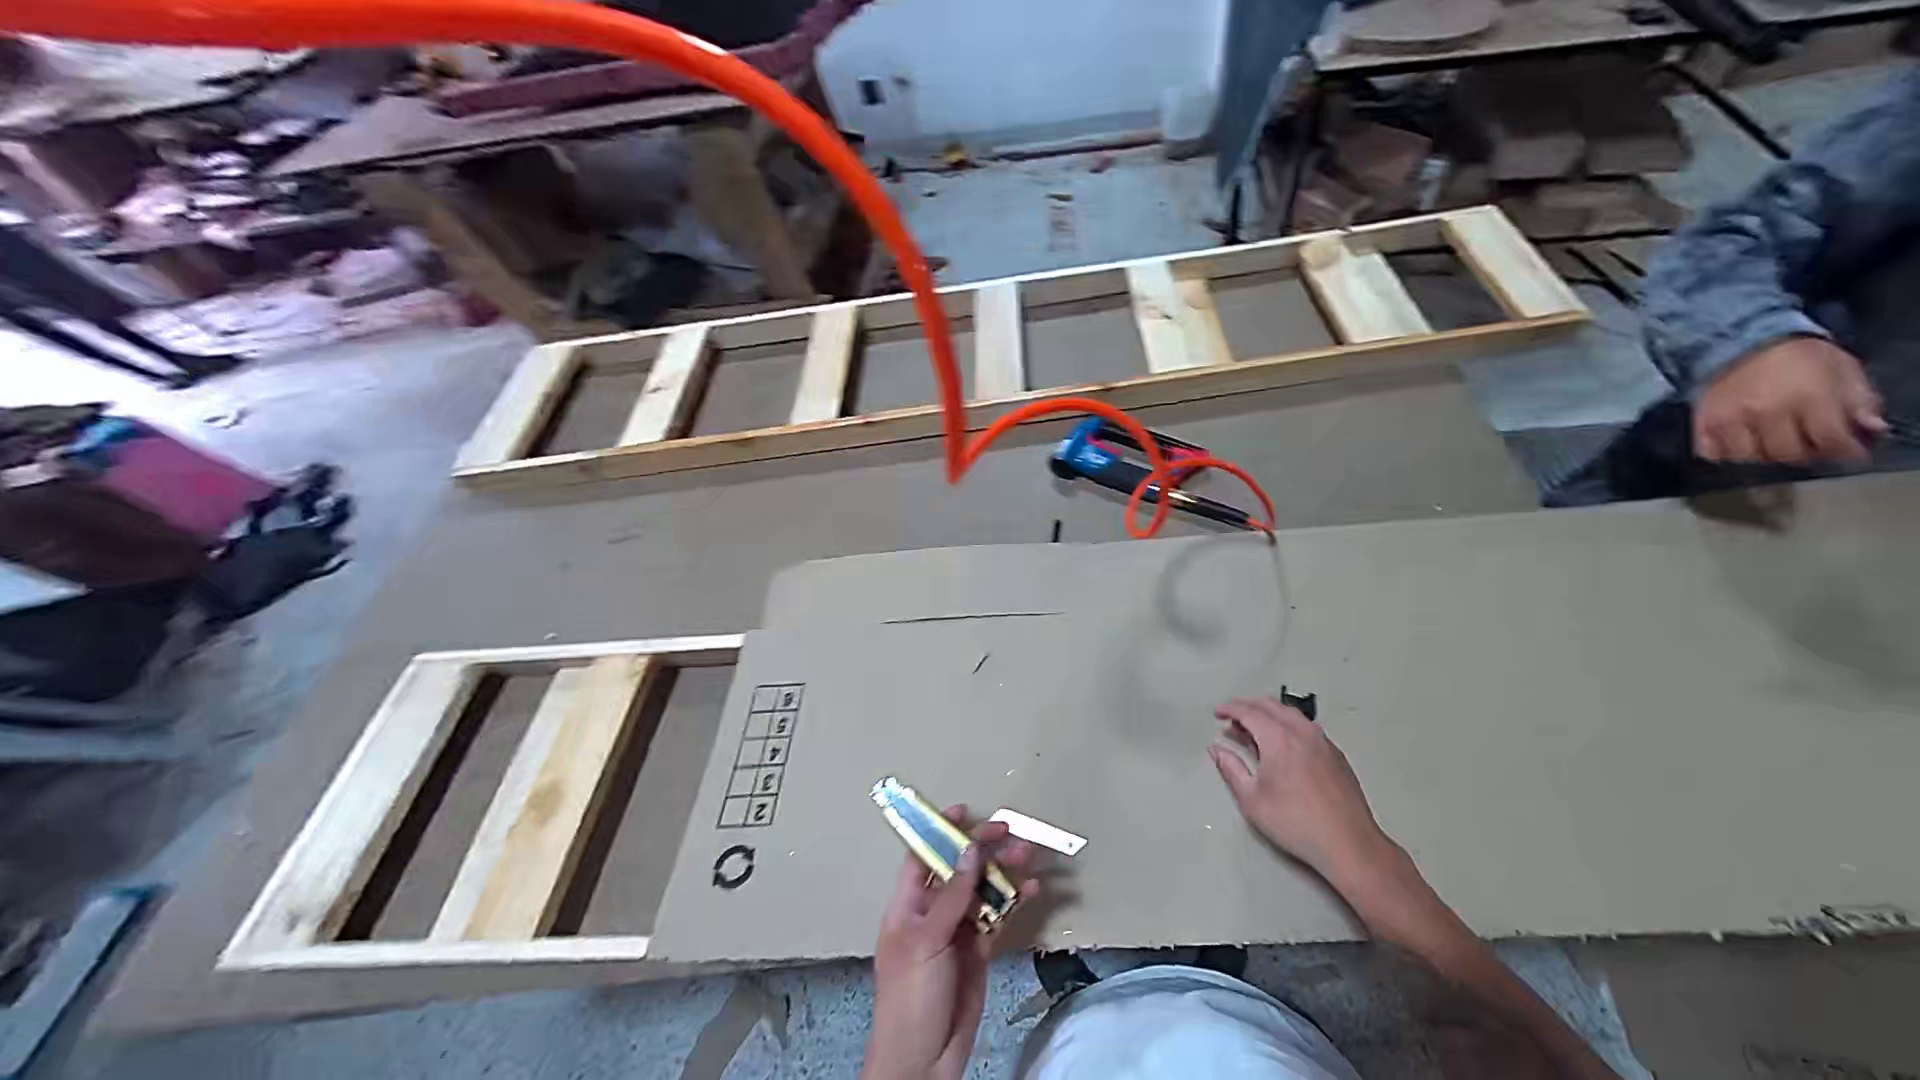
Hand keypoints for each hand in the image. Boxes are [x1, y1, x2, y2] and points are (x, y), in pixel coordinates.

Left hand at [863, 807, 1037, 1079]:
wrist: (924, 1061)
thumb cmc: (910, 998)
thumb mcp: (927, 941)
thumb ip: (951, 895)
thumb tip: (968, 849)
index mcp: (909, 904)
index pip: (924, 856)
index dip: (941, 831)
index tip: (963, 810)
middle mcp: (933, 912)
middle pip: (960, 869)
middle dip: (983, 849)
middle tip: (1009, 833)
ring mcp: (957, 931)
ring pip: (983, 891)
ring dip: (1004, 872)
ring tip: (1028, 856)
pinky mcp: (978, 951)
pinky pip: (998, 918)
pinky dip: (1014, 902)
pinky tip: (1031, 890)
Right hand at [1209, 697, 1394, 883]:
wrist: (1349, 844)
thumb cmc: (1295, 822)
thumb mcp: (1251, 799)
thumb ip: (1231, 769)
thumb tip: (1217, 750)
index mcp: (1278, 738)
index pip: (1248, 712)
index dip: (1229, 709)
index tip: (1218, 713)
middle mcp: (1302, 732)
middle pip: (1270, 705)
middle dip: (1247, 706)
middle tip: (1232, 718)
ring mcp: (1323, 741)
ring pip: (1291, 713)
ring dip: (1269, 713)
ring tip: (1255, 729)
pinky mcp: (1336, 754)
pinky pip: (1306, 726)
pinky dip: (1287, 724)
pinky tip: (1283, 743)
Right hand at [1695, 337, 1887, 463]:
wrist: (1741, 343)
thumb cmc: (1799, 356)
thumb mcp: (1843, 370)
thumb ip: (1860, 400)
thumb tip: (1872, 428)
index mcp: (1808, 397)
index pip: (1830, 439)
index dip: (1845, 450)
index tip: (1849, 451)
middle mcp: (1766, 412)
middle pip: (1787, 453)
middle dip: (1804, 453)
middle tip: (1809, 446)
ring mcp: (1729, 420)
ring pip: (1749, 457)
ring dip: (1765, 456)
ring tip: (1773, 446)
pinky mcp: (1703, 423)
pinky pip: (1712, 452)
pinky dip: (1725, 454)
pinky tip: (1739, 446)